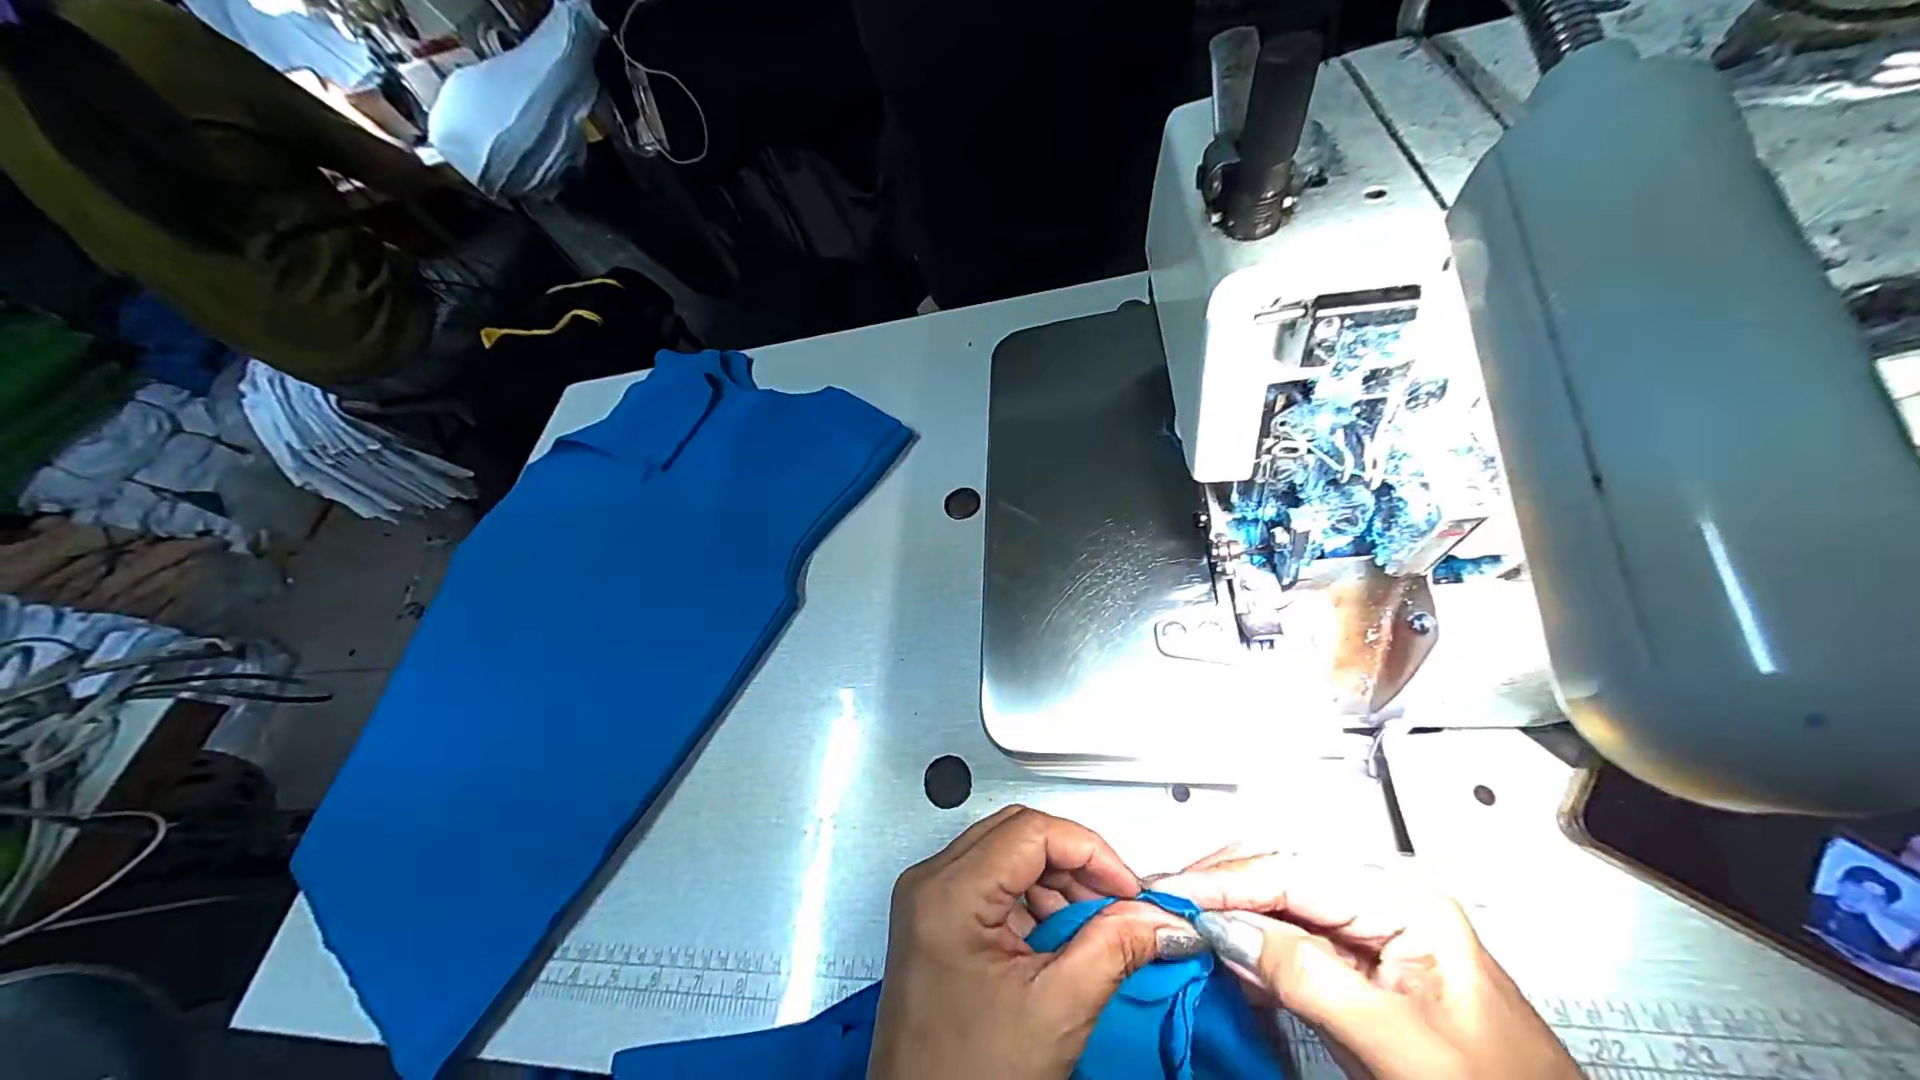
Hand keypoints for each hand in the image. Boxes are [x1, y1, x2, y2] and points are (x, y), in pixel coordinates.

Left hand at [868, 806, 1195, 1079]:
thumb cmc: (966, 1079)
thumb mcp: (1056, 1010)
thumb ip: (1113, 949)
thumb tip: (1155, 916)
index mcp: (949, 894)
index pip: (1031, 831)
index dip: (1090, 850)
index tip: (1128, 887)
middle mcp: (930, 882)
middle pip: (1018, 833)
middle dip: (1075, 861)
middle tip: (1116, 900)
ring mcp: (928, 897)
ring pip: (1006, 850)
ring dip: (1056, 878)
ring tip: (1092, 923)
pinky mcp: (935, 915)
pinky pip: (992, 879)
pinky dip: (1033, 896)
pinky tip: (1059, 933)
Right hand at [1153, 849, 1581, 1079]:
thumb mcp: (1399, 1042)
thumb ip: (1308, 977)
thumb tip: (1228, 928)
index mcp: (1406, 903)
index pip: (1291, 870)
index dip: (1225, 879)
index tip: (1176, 892)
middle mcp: (1385, 905)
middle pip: (1281, 874)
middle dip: (1223, 885)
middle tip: (1170, 900)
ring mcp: (1370, 936)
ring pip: (1279, 906)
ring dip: (1231, 914)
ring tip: (1187, 923)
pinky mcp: (1358, 972)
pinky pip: (1291, 945)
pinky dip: (1251, 949)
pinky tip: (1226, 957)